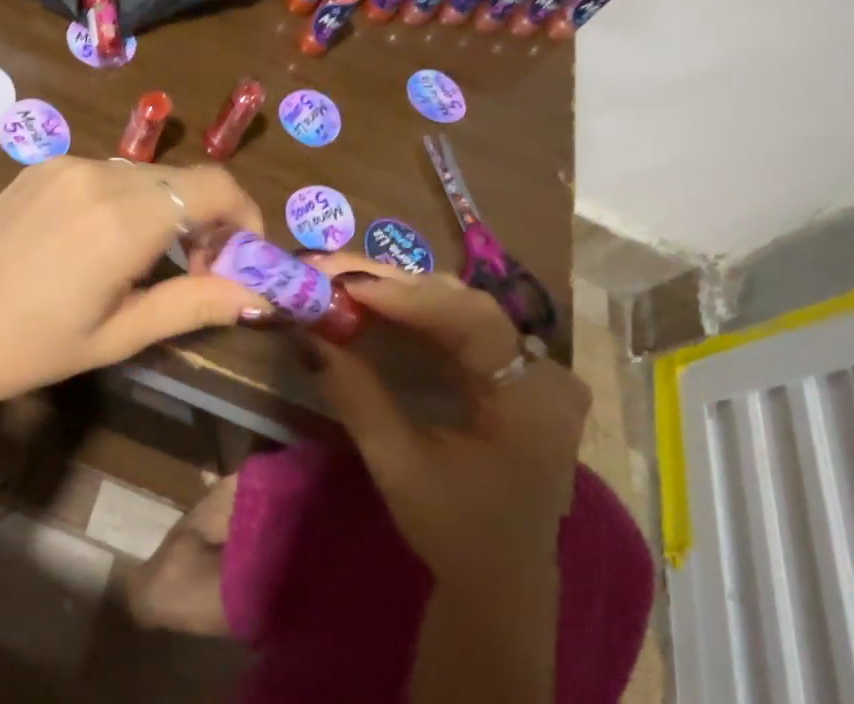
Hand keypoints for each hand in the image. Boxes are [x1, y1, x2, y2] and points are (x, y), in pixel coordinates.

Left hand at [0, 156, 265, 434]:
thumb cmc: (28, 349)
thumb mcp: (119, 335)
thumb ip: (195, 304)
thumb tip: (261, 294)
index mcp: (123, 219)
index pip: (217, 187)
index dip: (245, 218)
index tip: (238, 261)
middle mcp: (97, 175)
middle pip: (183, 179)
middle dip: (207, 219)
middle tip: (197, 273)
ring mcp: (62, 165)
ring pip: (145, 175)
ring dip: (166, 210)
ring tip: (146, 264)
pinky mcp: (36, 168)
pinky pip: (105, 174)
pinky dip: (127, 201)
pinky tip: (101, 245)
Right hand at [299, 254, 589, 595]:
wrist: (500, 581)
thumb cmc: (455, 531)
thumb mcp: (398, 465)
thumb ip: (356, 394)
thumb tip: (307, 333)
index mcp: (533, 403)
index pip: (473, 322)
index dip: (407, 295)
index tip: (346, 283)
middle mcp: (546, 376)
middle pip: (467, 307)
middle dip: (394, 287)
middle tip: (331, 272)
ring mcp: (537, 374)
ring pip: (464, 312)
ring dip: (402, 295)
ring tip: (344, 283)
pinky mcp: (518, 377)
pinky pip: (466, 330)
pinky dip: (418, 316)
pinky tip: (377, 306)